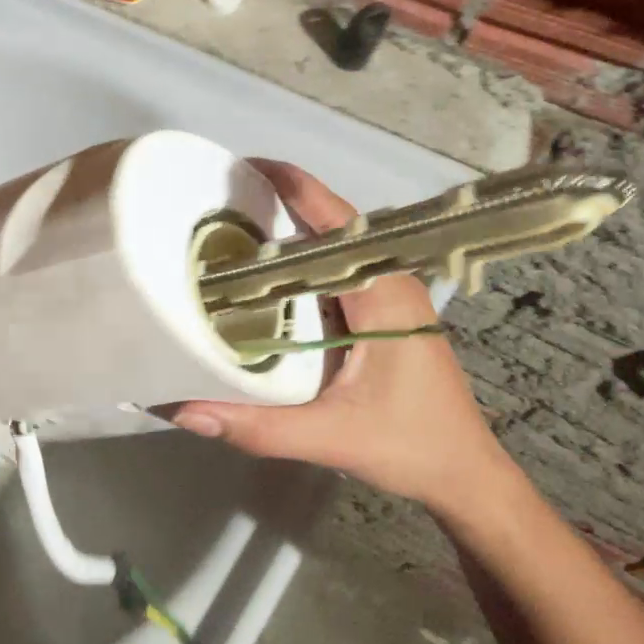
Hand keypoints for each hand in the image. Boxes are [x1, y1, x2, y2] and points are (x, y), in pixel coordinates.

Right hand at [174, 160, 518, 514]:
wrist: (463, 475)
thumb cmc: (411, 448)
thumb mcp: (331, 437)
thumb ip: (256, 426)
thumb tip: (179, 409)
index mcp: (385, 295)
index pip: (337, 223)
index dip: (293, 188)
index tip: (243, 168)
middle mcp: (388, 283)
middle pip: (327, 227)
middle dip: (274, 205)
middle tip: (213, 202)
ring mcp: (384, 297)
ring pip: (327, 249)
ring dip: (281, 234)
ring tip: (222, 228)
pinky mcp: (374, 314)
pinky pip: (328, 273)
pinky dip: (290, 264)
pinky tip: (252, 276)